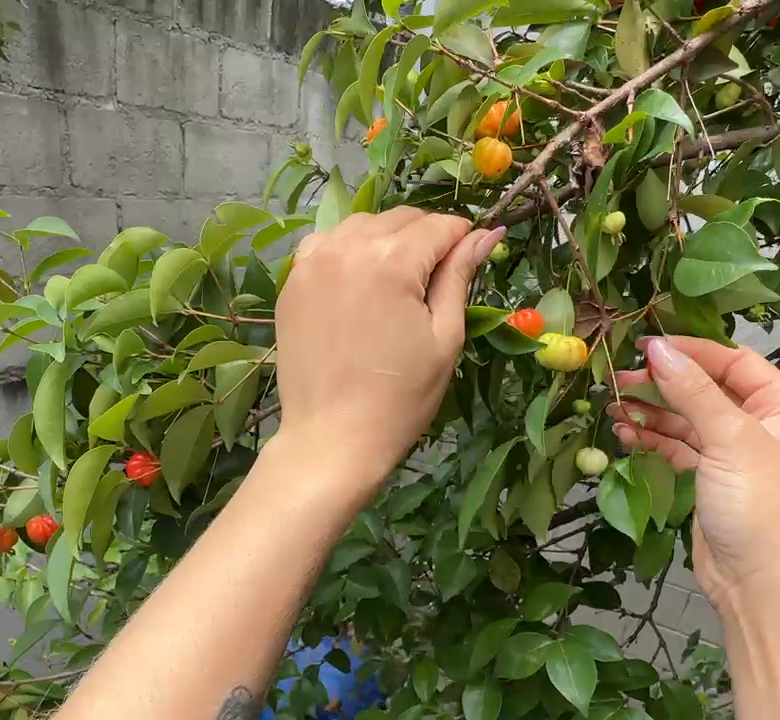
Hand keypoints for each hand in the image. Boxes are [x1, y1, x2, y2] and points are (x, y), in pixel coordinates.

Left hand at [270, 209, 502, 495]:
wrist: (331, 439)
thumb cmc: (399, 399)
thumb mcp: (444, 339)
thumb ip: (460, 278)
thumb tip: (487, 234)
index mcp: (391, 262)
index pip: (439, 226)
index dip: (461, 239)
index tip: (469, 259)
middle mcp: (347, 248)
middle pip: (399, 220)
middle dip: (424, 239)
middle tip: (432, 283)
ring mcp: (312, 263)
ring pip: (361, 226)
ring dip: (385, 242)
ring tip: (394, 285)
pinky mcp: (292, 283)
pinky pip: (326, 246)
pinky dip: (347, 253)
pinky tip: (357, 286)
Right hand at [608, 336, 779, 609]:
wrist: (760, 581)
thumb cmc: (758, 505)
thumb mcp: (729, 440)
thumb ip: (693, 392)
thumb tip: (658, 349)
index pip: (732, 361)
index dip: (689, 351)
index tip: (643, 347)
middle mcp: (760, 423)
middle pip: (705, 389)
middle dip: (663, 384)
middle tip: (618, 381)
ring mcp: (733, 453)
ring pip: (687, 419)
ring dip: (651, 412)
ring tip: (613, 408)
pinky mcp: (710, 478)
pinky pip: (678, 447)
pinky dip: (653, 439)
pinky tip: (626, 433)